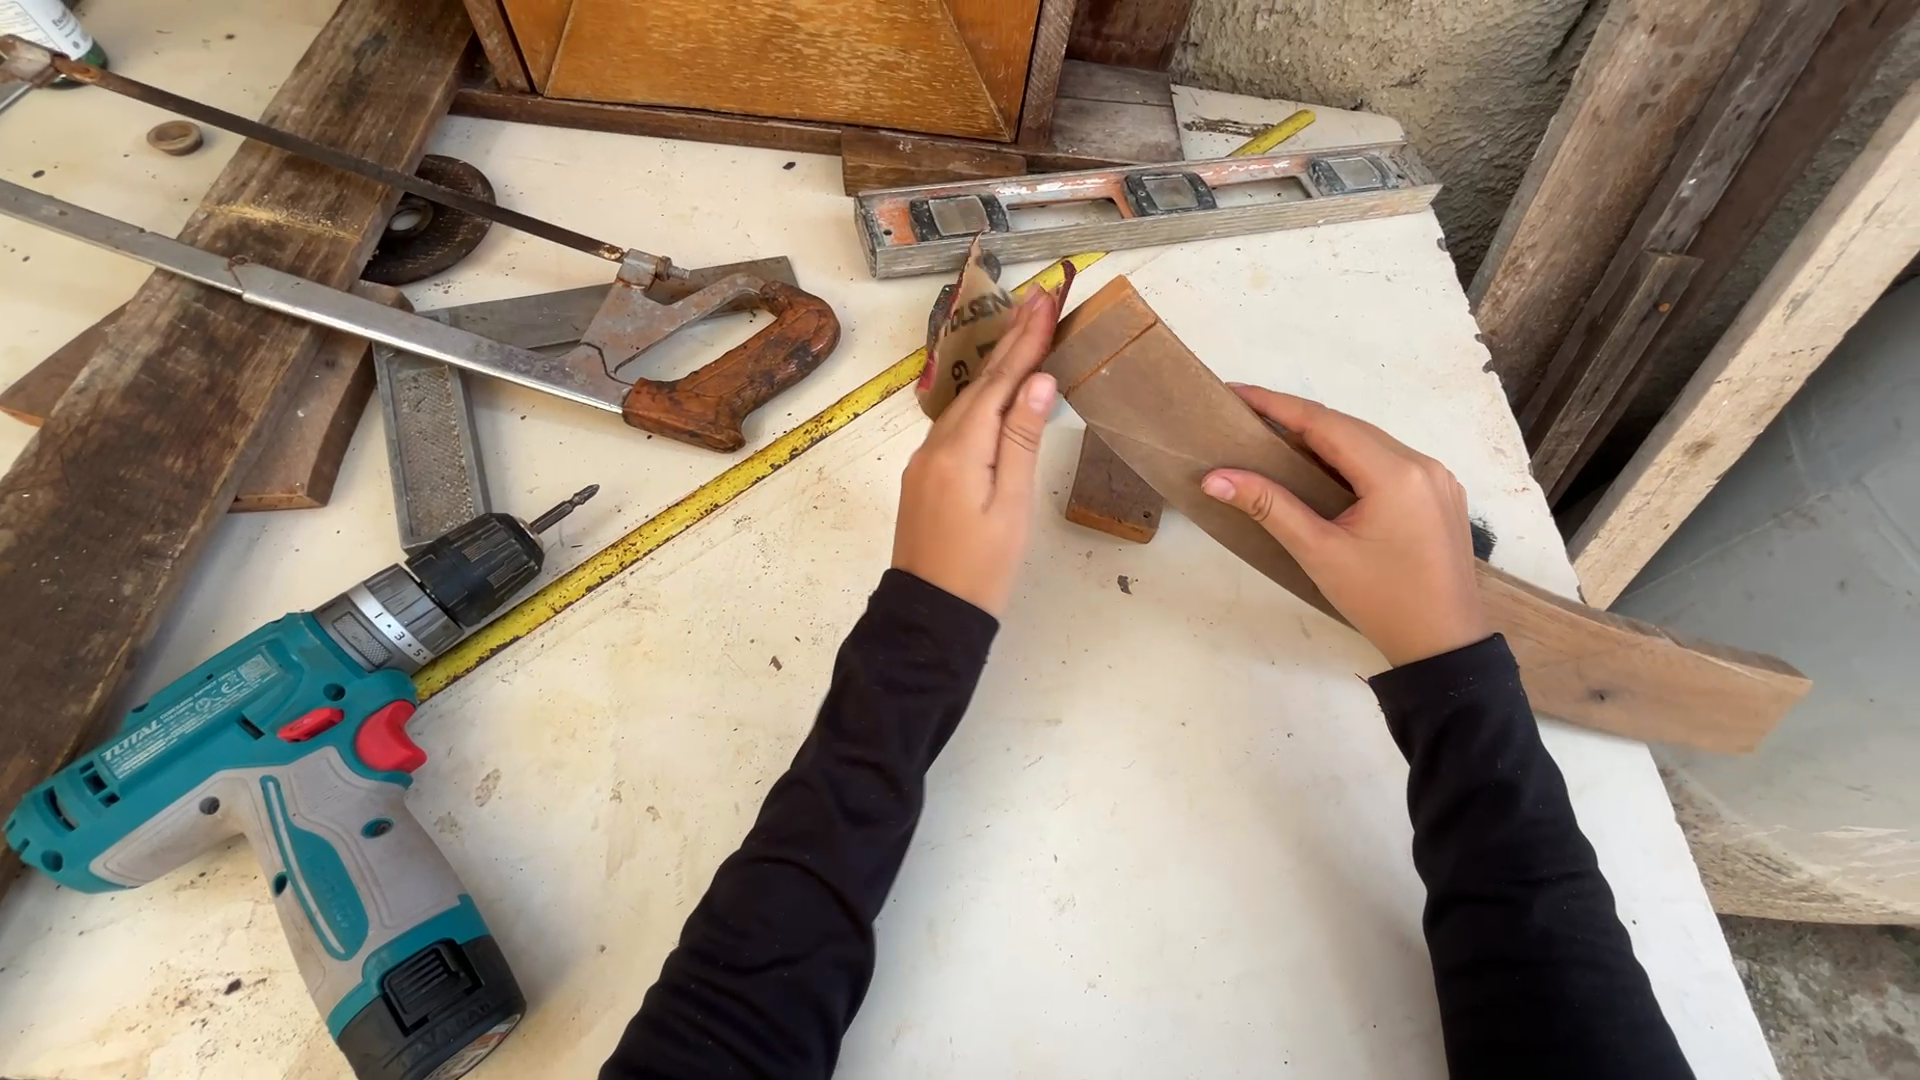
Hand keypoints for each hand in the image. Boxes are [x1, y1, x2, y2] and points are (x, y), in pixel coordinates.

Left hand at [892, 290, 1060, 616]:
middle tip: (1035, 300)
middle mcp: (935, 447)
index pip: (999, 383)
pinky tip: (995, 393)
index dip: (1024, 342)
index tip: (1045, 301)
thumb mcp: (1011, 507)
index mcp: (960, 451)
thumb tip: (1037, 382)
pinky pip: (956, 427)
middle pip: (980, 386)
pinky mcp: (924, 478)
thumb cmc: (982, 569)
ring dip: (995, 369)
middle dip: (1009, 342)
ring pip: (966, 405)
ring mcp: (924, 462)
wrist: (930, 615)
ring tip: (1022, 334)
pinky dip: (981, 402)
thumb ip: (1021, 442)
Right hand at [1200, 386, 1488, 666]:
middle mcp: (1422, 464)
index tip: (1236, 393)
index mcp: (1395, 473)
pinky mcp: (1438, 495)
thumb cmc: (1378, 599)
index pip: (1325, 423)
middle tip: (1246, 417)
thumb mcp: (1317, 552)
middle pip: (1348, 428)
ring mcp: (1436, 478)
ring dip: (1321, 439)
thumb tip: (1215, 477)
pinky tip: (1319, 469)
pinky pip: (1385, 461)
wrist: (1443, 643)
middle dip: (1295, 419)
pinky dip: (1347, 458)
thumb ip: (1268, 506)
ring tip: (1273, 440)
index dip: (1277, 405)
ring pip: (1368, 443)